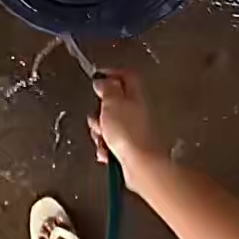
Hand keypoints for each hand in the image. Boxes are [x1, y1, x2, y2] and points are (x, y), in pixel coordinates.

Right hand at [88, 69, 167, 190]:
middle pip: (114, 102)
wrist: (140, 165)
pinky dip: (106, 147)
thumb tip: (103, 80)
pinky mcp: (131, 147)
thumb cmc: (129, 133)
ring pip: (109, 124)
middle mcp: (138, 111)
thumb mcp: (112, 102)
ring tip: (103, 138)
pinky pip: (112, 142)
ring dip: (100, 131)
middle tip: (99, 117)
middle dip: (100, 111)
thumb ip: (107, 88)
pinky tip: (106, 152)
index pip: (126, 75)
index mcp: (137, 95)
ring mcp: (135, 130)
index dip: (111, 74)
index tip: (97, 77)